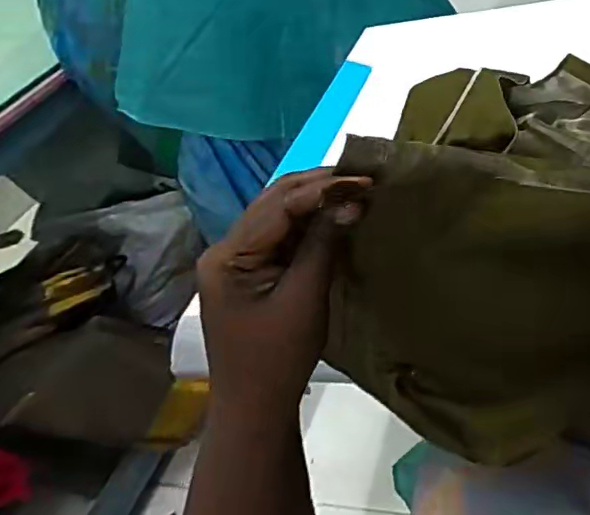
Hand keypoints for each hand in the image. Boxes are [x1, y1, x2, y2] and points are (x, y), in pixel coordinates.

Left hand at [197, 168, 367, 417]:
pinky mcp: (252, 268)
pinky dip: (310, 221)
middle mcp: (226, 248)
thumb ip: (323, 243)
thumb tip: (352, 200)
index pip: (279, 205)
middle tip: (361, 177)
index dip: (322, 188)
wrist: (255, 413)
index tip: (363, 181)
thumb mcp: (304, 298)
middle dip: (319, 186)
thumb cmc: (277, 360)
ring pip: (280, 212)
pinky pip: (282, 232)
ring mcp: (237, 258)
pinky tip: (336, 213)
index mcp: (228, 255)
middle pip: (275, 201)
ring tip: (354, 188)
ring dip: (316, 200)